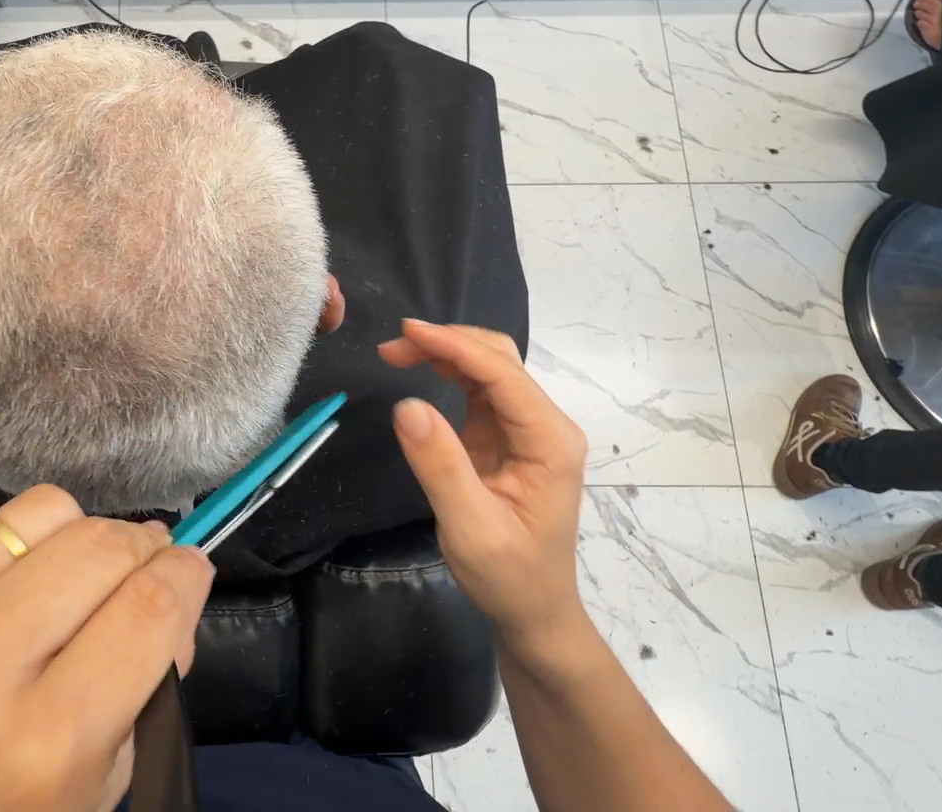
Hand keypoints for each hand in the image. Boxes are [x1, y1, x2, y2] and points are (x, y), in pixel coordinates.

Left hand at [0, 485, 214, 811]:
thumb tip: (171, 594)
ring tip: (88, 570)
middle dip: (146, 548)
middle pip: (103, 547)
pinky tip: (22, 586)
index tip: (193, 572)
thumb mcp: (91, 794)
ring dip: (90, 533)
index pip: (151, 608)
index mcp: (47, 743)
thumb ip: (144, 690)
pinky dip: (29, 544)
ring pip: (49, 512)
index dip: (188, 575)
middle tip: (149, 568)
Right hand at [379, 320, 589, 639]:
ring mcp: (526, 428)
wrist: (534, 610)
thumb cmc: (509, 576)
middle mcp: (544, 425)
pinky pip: (479, 388)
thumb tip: (406, 405)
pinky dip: (447, 370)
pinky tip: (420, 370)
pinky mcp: (506, 436)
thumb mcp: (471, 528)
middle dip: (447, 343)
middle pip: (499, 359)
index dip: (454, 346)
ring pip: (488, 367)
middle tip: (391, 349)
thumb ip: (440, 465)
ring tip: (396, 355)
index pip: (502, 374)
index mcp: (549, 441)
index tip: (407, 332)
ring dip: (445, 352)